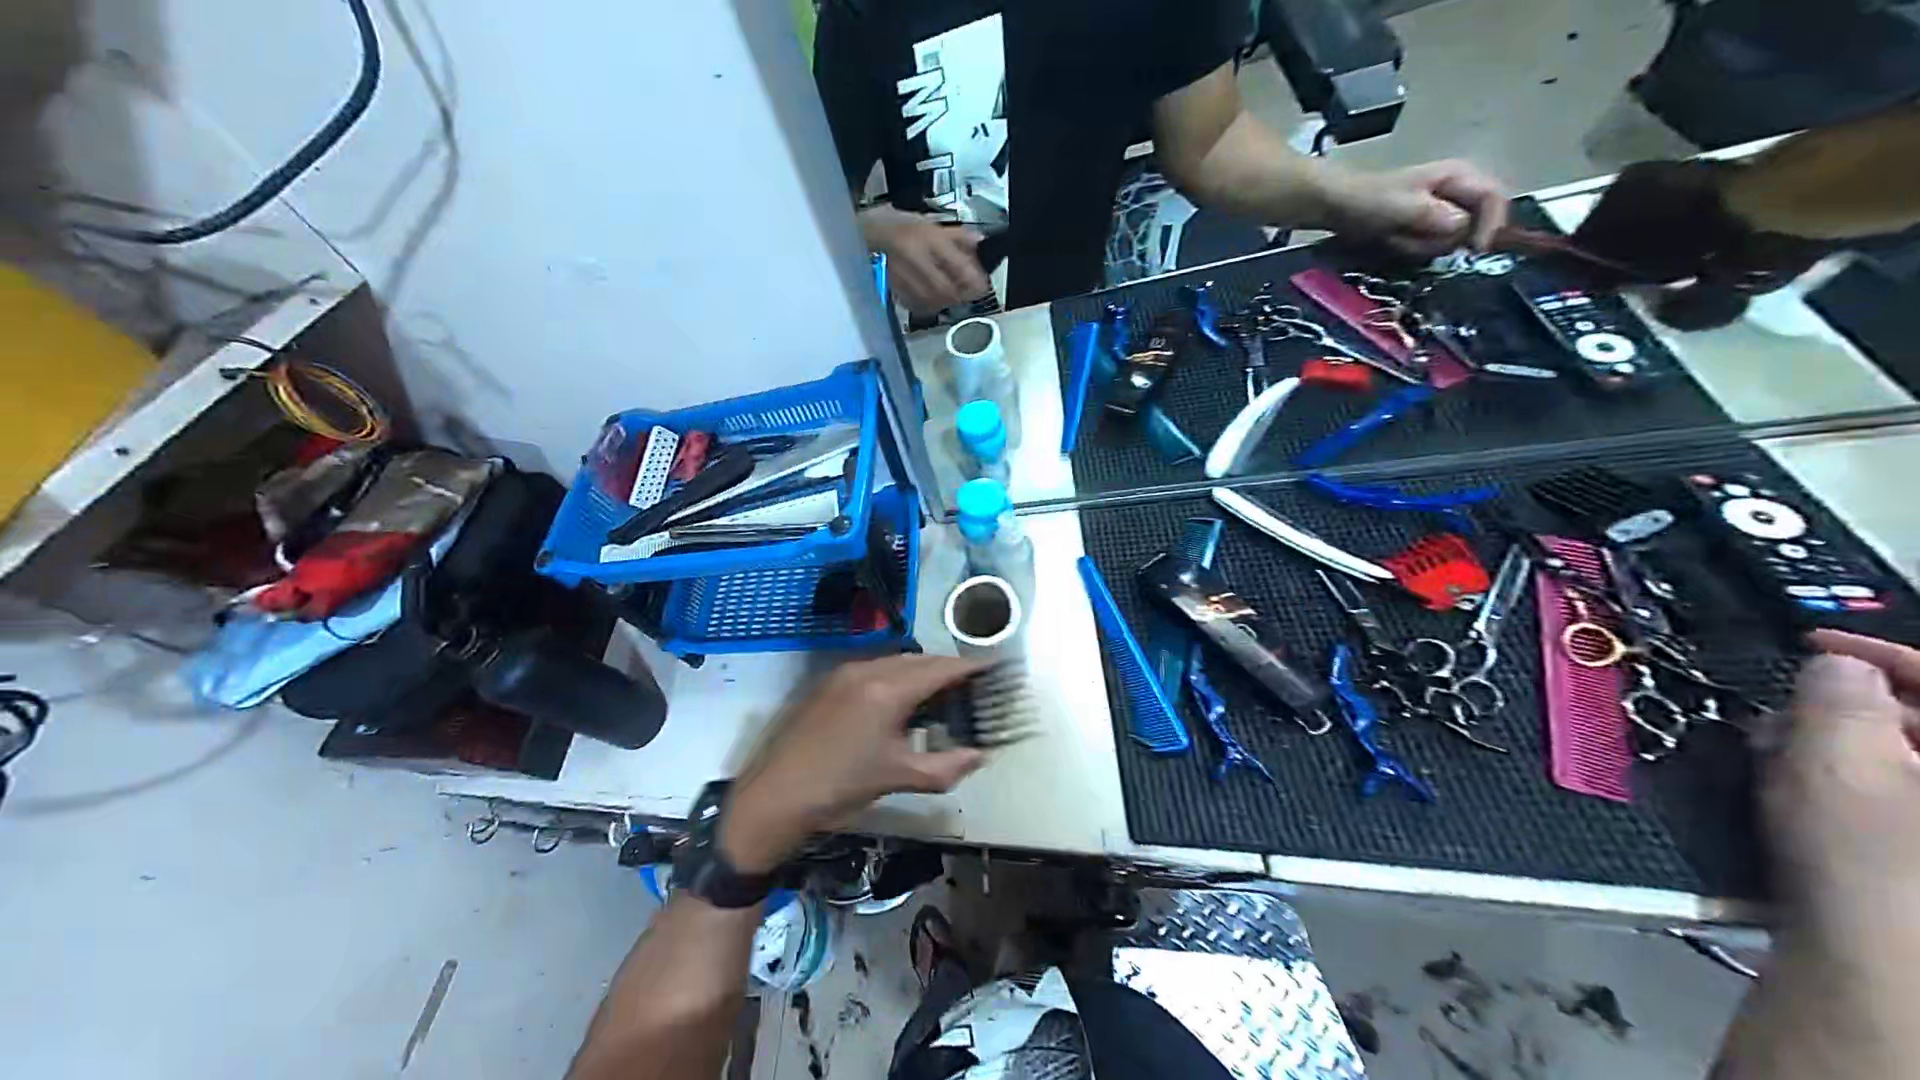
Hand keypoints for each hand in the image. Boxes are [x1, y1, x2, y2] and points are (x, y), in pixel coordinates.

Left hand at [720, 655, 987, 871]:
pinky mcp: (827, 683)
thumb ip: (946, 766)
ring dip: (920, 670)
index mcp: (888, 690)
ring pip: (894, 661)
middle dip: (946, 668)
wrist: (775, 796)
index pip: (940, 668)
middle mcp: (867, 670)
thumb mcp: (899, 777)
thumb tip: (980, 756)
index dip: (969, 667)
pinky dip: (895, 676)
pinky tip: (900, 699)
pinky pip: (873, 668)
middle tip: (970, 684)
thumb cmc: (841, 787)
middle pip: (918, 659)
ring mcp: (843, 674)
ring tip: (940, 691)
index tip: (992, 668)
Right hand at [860, 205, 989, 315]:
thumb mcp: (932, 223)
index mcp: (928, 238)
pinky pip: (918, 305)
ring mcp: (904, 277)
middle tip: (969, 292)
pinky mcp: (895, 290)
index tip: (983, 286)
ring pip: (933, 300)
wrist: (870, 233)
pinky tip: (933, 298)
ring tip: (952, 293)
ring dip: (947, 301)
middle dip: (961, 294)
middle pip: (946, 289)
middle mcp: (916, 258)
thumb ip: (958, 236)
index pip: (958, 266)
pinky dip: (930, 305)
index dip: (974, 280)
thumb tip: (980, 244)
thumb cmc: (901, 226)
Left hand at [1317, 159, 1507, 255]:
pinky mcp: (1425, 229)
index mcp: (1461, 176)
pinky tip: (1393, 241)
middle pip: (1474, 226)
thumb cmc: (1372, 199)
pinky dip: (1411, 249)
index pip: (1495, 200)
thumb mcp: (1405, 207)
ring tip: (1396, 237)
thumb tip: (1462, 228)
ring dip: (1422, 245)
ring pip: (1449, 241)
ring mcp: (1442, 213)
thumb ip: (1435, 217)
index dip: (1490, 226)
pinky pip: (1429, 247)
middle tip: (1412, 238)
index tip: (1474, 251)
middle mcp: (1458, 193)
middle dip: (1444, 239)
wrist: (1339, 205)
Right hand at [1764, 630, 1919, 949]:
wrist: (1893, 976)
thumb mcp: (1833, 763)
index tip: (1814, 646)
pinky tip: (1808, 793)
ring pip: (1913, 762)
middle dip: (1853, 709)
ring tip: (1781, 756)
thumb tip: (1840, 666)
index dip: (1885, 653)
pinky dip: (1860, 783)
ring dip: (1849, 746)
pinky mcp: (1918, 855)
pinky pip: (1904, 798)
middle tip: (1781, 716)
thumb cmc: (1872, 861)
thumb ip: (1836, 697)